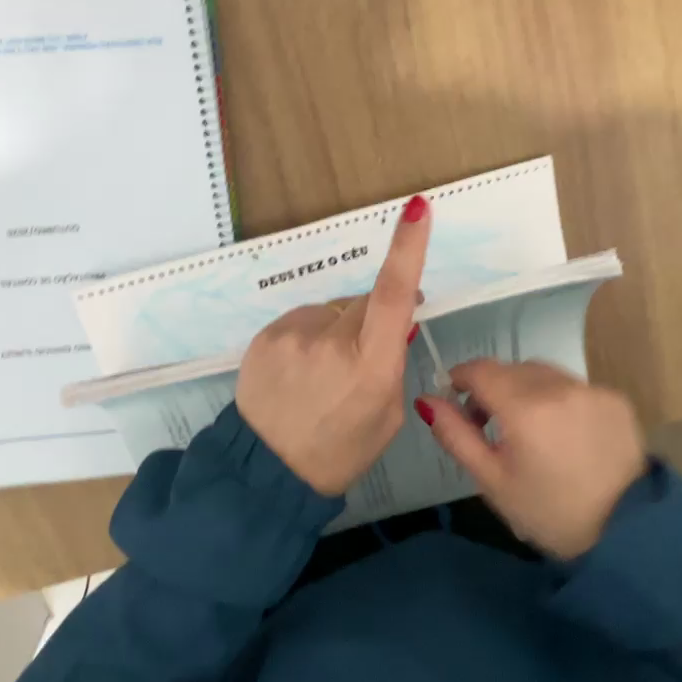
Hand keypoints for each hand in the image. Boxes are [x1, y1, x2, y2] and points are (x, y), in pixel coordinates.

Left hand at [235, 195, 431, 496]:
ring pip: (331, 312)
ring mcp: (292, 336)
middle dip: (370, 319)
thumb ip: (392, 362)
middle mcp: (330, 343)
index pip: (391, 295)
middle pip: (363, 302)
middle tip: (361, 357)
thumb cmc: (342, 450)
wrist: (269, 471)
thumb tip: (396, 318)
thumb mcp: (387, 414)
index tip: (415, 209)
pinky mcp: (266, 336)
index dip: (406, 249)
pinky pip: (302, 321)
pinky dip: (308, 337)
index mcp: (370, 367)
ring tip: (321, 373)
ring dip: (335, 329)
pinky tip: (299, 371)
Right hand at [416, 360, 646, 558]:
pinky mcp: (615, 399)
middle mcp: (559, 387)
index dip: (460, 378)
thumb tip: (427, 400)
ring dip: (525, 389)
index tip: (454, 399)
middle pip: (511, 369)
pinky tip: (562, 434)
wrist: (626, 532)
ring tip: (526, 429)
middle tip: (487, 425)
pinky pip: (573, 386)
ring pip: (543, 373)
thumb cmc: (548, 513)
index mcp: (524, 408)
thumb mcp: (492, 481)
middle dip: (492, 388)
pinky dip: (558, 399)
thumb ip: (456, 435)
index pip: (480, 370)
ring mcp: (591, 390)